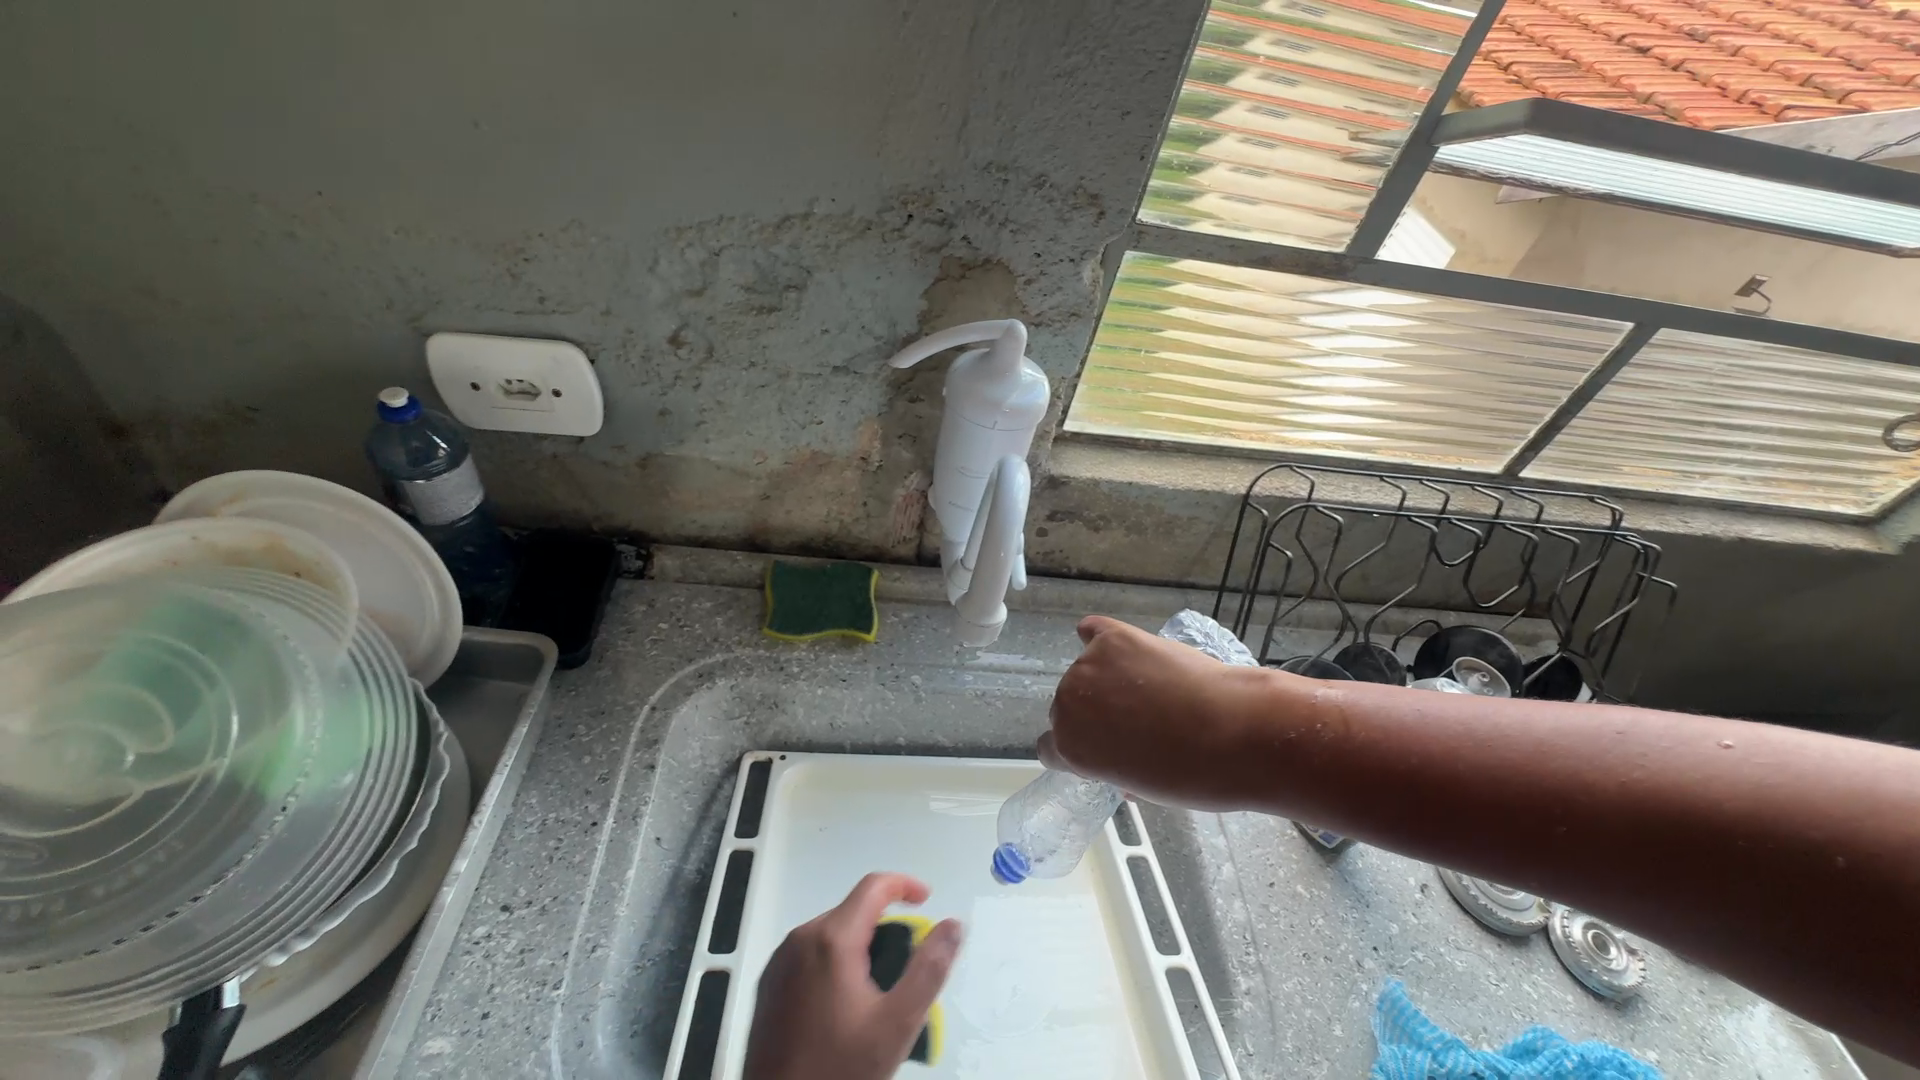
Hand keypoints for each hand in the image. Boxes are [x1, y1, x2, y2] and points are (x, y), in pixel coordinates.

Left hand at [742, 873, 962, 1079]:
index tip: (927, 901)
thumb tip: (952, 925)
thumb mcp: (897, 1023)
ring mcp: (779, 961)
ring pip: (830, 934)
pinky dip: (833, 964)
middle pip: (852, 912)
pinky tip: (842, 1008)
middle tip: (903, 971)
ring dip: (859, 948)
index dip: (905, 885)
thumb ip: (929, 969)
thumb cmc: (839, 1068)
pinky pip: (809, 955)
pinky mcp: (768, 984)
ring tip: (875, 996)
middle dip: (884, 929)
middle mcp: (800, 939)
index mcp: (831, 939)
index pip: (874, 886)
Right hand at [1041, 615, 1282, 810]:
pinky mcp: (1115, 637)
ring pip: (1086, 671)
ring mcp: (1088, 666)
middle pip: (1067, 706)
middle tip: (1136, 720)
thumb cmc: (1194, 773)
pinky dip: (1101, 636)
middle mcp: (1067, 705)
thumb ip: (1117, 768)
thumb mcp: (1146, 786)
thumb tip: (1124, 759)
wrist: (1234, 732)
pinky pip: (1095, 630)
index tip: (1103, 748)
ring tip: (1149, 688)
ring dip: (1105, 678)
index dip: (1078, 748)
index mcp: (1071, 750)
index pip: (1051, 747)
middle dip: (1094, 713)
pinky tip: (1113, 642)